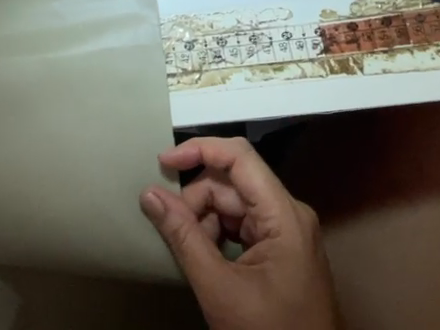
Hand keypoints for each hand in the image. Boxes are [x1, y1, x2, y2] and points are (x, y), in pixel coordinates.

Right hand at [140, 137, 341, 329]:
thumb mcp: (219, 288)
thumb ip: (183, 237)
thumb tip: (150, 194)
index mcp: (284, 215)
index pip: (239, 157)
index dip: (199, 150)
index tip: (163, 163)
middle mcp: (289, 214)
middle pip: (232, 184)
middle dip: (197, 200)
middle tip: (172, 231)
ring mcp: (288, 233)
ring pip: (233, 204)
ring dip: (205, 221)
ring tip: (191, 253)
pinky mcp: (282, 251)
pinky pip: (242, 225)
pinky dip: (218, 235)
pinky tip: (205, 259)